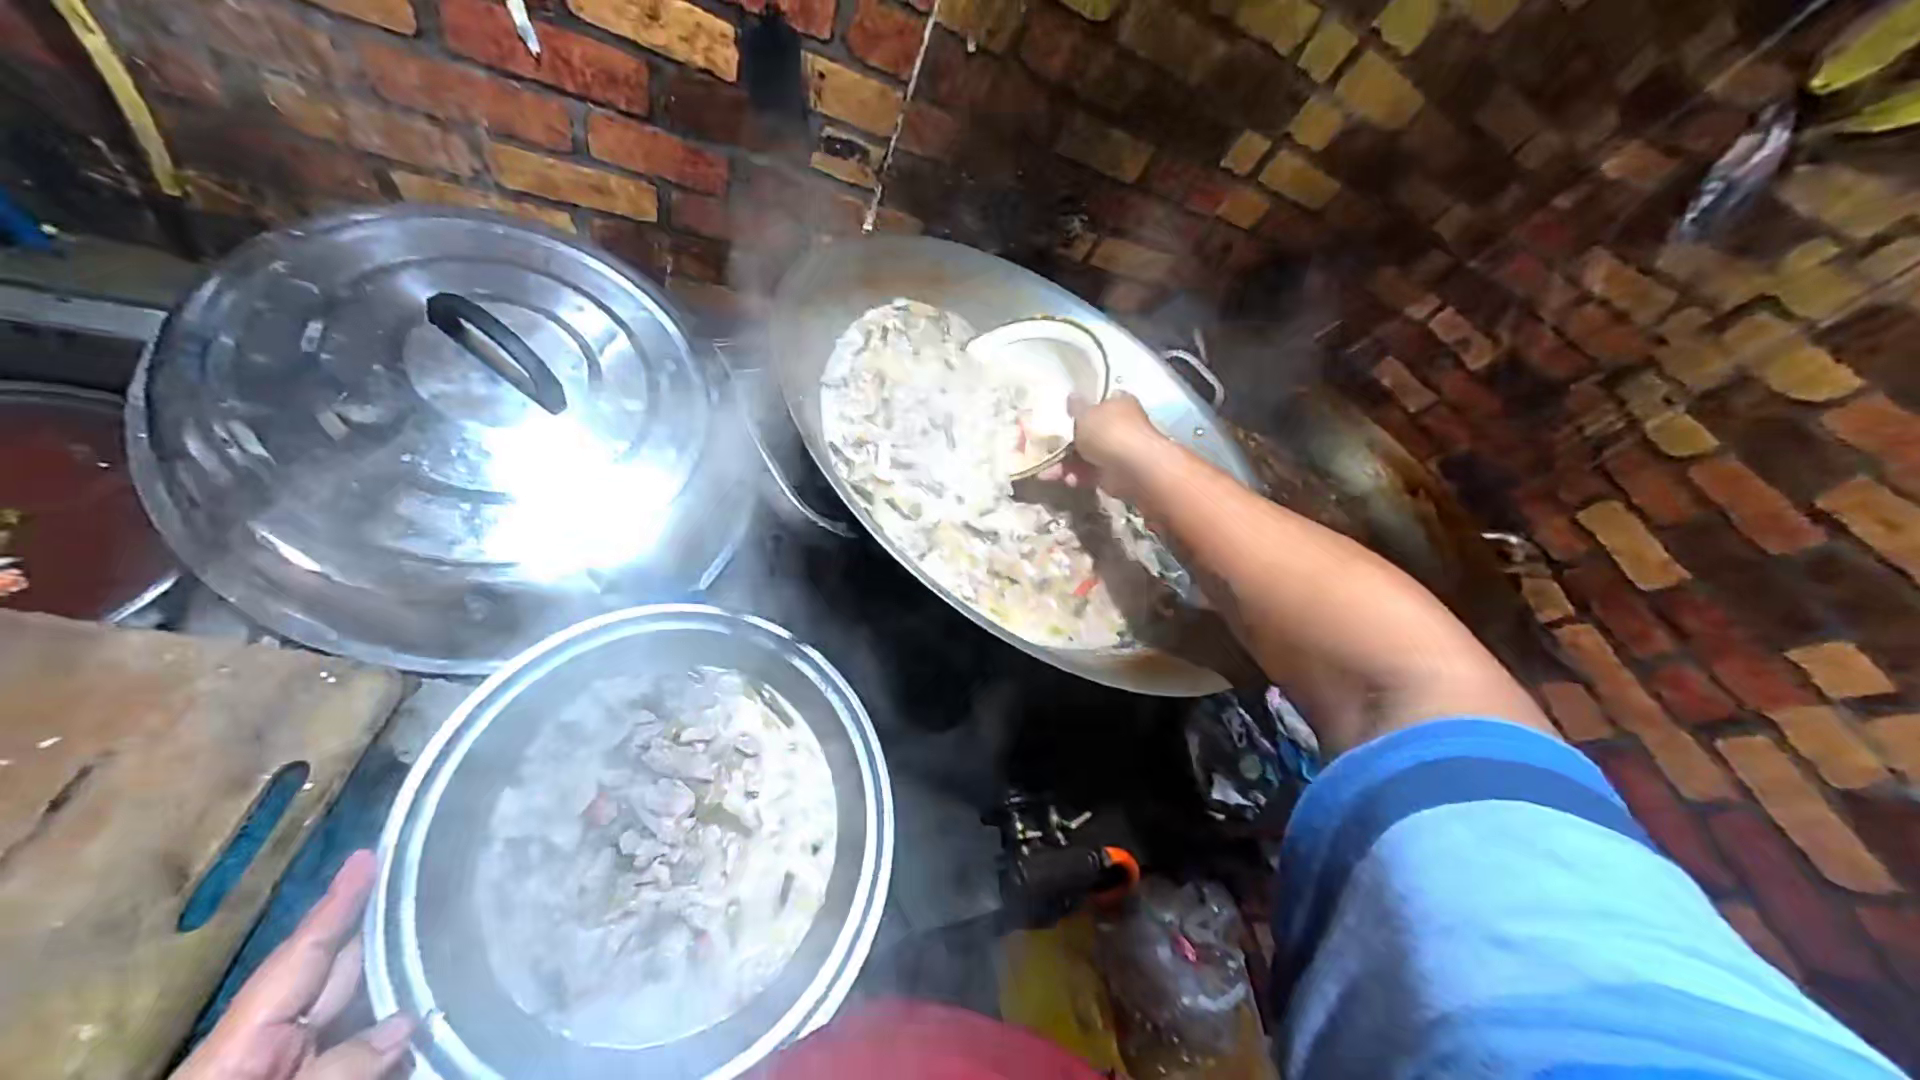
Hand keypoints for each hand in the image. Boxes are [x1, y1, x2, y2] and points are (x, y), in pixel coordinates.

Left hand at [173, 850, 414, 1079]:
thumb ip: (338, 1069)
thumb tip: (407, 1024)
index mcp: (245, 1040)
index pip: (303, 955)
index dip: (338, 904)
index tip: (368, 854)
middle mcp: (270, 1043)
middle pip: (337, 975)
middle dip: (384, 933)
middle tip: (433, 885)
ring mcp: (290, 1065)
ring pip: (356, 1011)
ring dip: (401, 983)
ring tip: (450, 941)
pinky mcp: (313, 1078)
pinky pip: (360, 1047)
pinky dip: (394, 1029)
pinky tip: (431, 1013)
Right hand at [1039, 392, 1169, 500]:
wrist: (1132, 468)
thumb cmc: (1108, 432)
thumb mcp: (1085, 414)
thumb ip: (1075, 407)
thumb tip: (1072, 396)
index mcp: (1117, 403)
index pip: (1097, 402)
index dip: (1078, 409)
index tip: (1059, 417)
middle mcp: (1120, 426)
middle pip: (1088, 432)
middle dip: (1065, 442)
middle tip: (1046, 448)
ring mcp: (1118, 451)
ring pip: (1086, 455)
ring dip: (1066, 463)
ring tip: (1047, 471)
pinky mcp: (1114, 474)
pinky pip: (1090, 473)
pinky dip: (1077, 476)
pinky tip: (1064, 479)